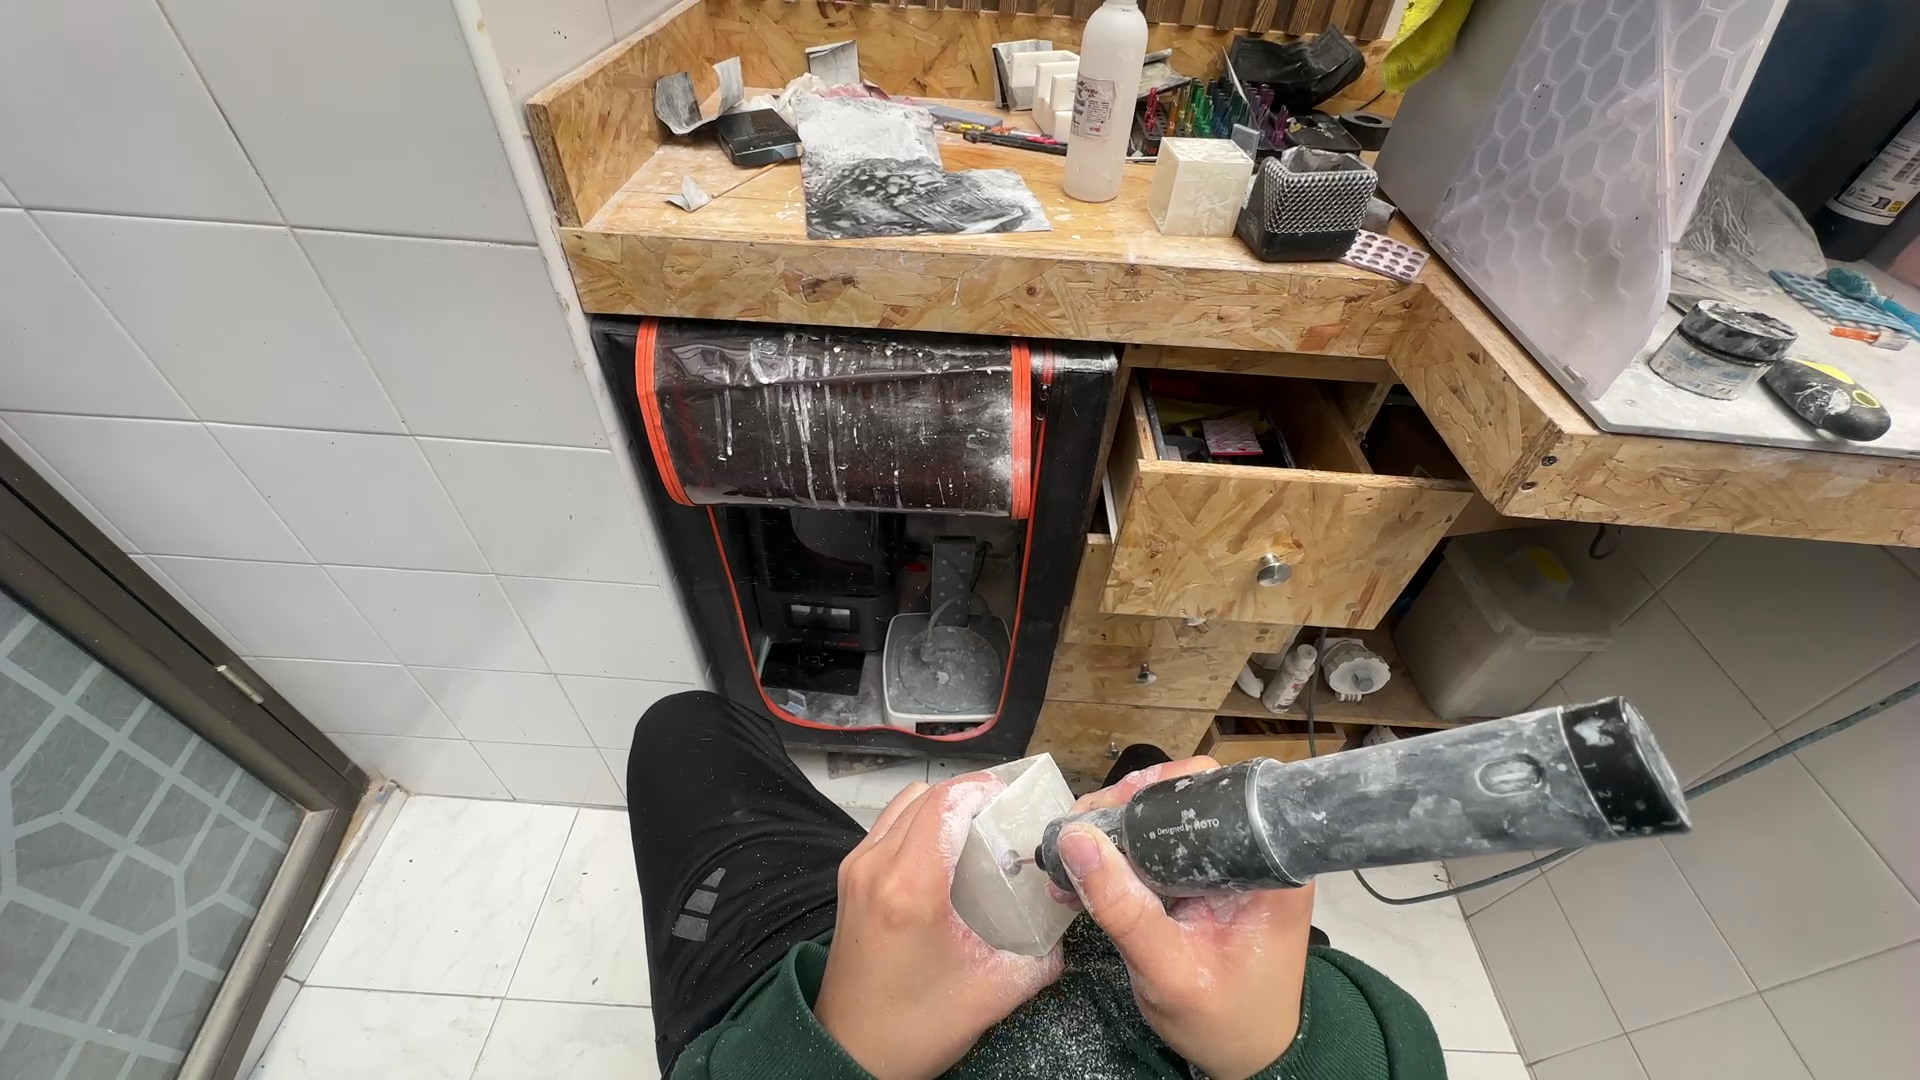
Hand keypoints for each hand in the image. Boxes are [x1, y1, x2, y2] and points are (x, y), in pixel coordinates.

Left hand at [814, 772, 1063, 1078]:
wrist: (849, 1054)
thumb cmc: (913, 1028)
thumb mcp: (991, 992)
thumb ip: (1038, 957)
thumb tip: (1063, 929)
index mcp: (910, 886)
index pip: (946, 803)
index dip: (981, 788)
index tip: (1010, 794)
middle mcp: (876, 864)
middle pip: (927, 795)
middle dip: (967, 793)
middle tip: (1001, 811)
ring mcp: (857, 866)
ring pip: (904, 803)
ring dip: (940, 803)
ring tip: (974, 823)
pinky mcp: (849, 875)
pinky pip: (888, 823)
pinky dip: (918, 818)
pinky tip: (943, 846)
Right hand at [1057, 756, 1315, 1079]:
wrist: (1246, 1057)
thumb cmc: (1222, 1021)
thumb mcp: (1167, 972)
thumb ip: (1123, 909)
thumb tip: (1074, 839)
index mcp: (1265, 865)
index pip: (1212, 790)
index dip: (1155, 788)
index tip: (1105, 812)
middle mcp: (1251, 850)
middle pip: (1179, 796)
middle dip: (1120, 808)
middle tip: (1076, 830)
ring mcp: (1227, 860)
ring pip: (1161, 817)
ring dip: (1111, 828)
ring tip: (1069, 850)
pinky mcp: (1205, 873)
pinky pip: (1157, 844)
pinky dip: (1118, 851)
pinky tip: (1083, 868)